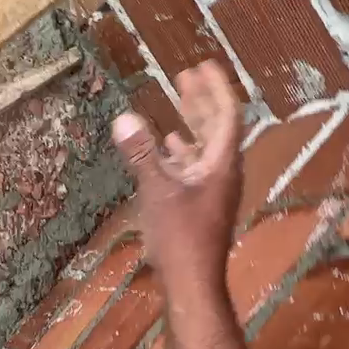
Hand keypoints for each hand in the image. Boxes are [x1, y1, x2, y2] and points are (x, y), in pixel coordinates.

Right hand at [110, 61, 243, 291]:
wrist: (192, 282)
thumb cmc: (180, 237)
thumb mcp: (158, 192)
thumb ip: (141, 154)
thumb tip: (123, 118)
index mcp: (221, 164)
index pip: (226, 114)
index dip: (214, 89)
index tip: (201, 67)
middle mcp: (223, 174)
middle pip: (217, 128)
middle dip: (201, 102)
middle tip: (186, 78)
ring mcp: (214, 192)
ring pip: (206, 149)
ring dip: (192, 126)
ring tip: (177, 106)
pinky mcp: (203, 207)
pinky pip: (196, 169)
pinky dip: (182, 154)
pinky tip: (167, 151)